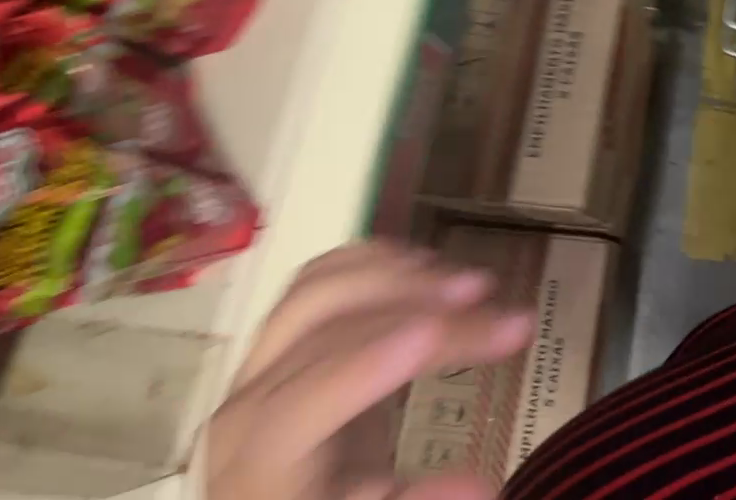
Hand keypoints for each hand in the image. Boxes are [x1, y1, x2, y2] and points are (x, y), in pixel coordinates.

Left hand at [206, 242, 533, 499]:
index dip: (368, 364)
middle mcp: (249, 405)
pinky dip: (376, 260)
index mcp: (260, 469)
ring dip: (397, 272)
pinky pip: (319, 275)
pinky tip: (425, 264)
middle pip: (321, 327)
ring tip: (467, 279)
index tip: (437, 332)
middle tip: (486, 292)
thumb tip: (484, 484)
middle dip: (411, 301)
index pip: (305, 405)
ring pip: (318, 288)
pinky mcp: (282, 334)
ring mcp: (262, 362)